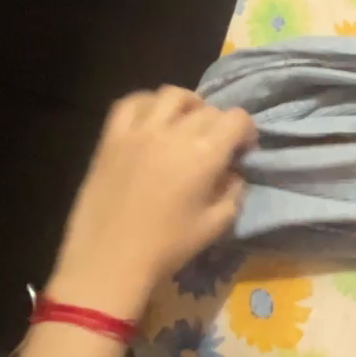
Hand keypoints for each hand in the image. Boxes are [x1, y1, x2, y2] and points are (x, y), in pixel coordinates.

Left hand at [46, 87, 256, 320]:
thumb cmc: (169, 246)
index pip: (237, 118)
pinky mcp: (112, 138)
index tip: (243, 150)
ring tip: (187, 123)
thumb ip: (234, 191)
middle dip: (220, 124)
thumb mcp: (219, 224)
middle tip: (216, 146)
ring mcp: (139, 132)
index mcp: (204, 154)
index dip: (246, 131)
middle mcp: (174, 134)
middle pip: (208, 109)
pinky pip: (131, 103)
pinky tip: (153, 120)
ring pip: (171, 95)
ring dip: (188, 105)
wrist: (109, 261)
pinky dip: (148, 104)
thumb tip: (231, 172)